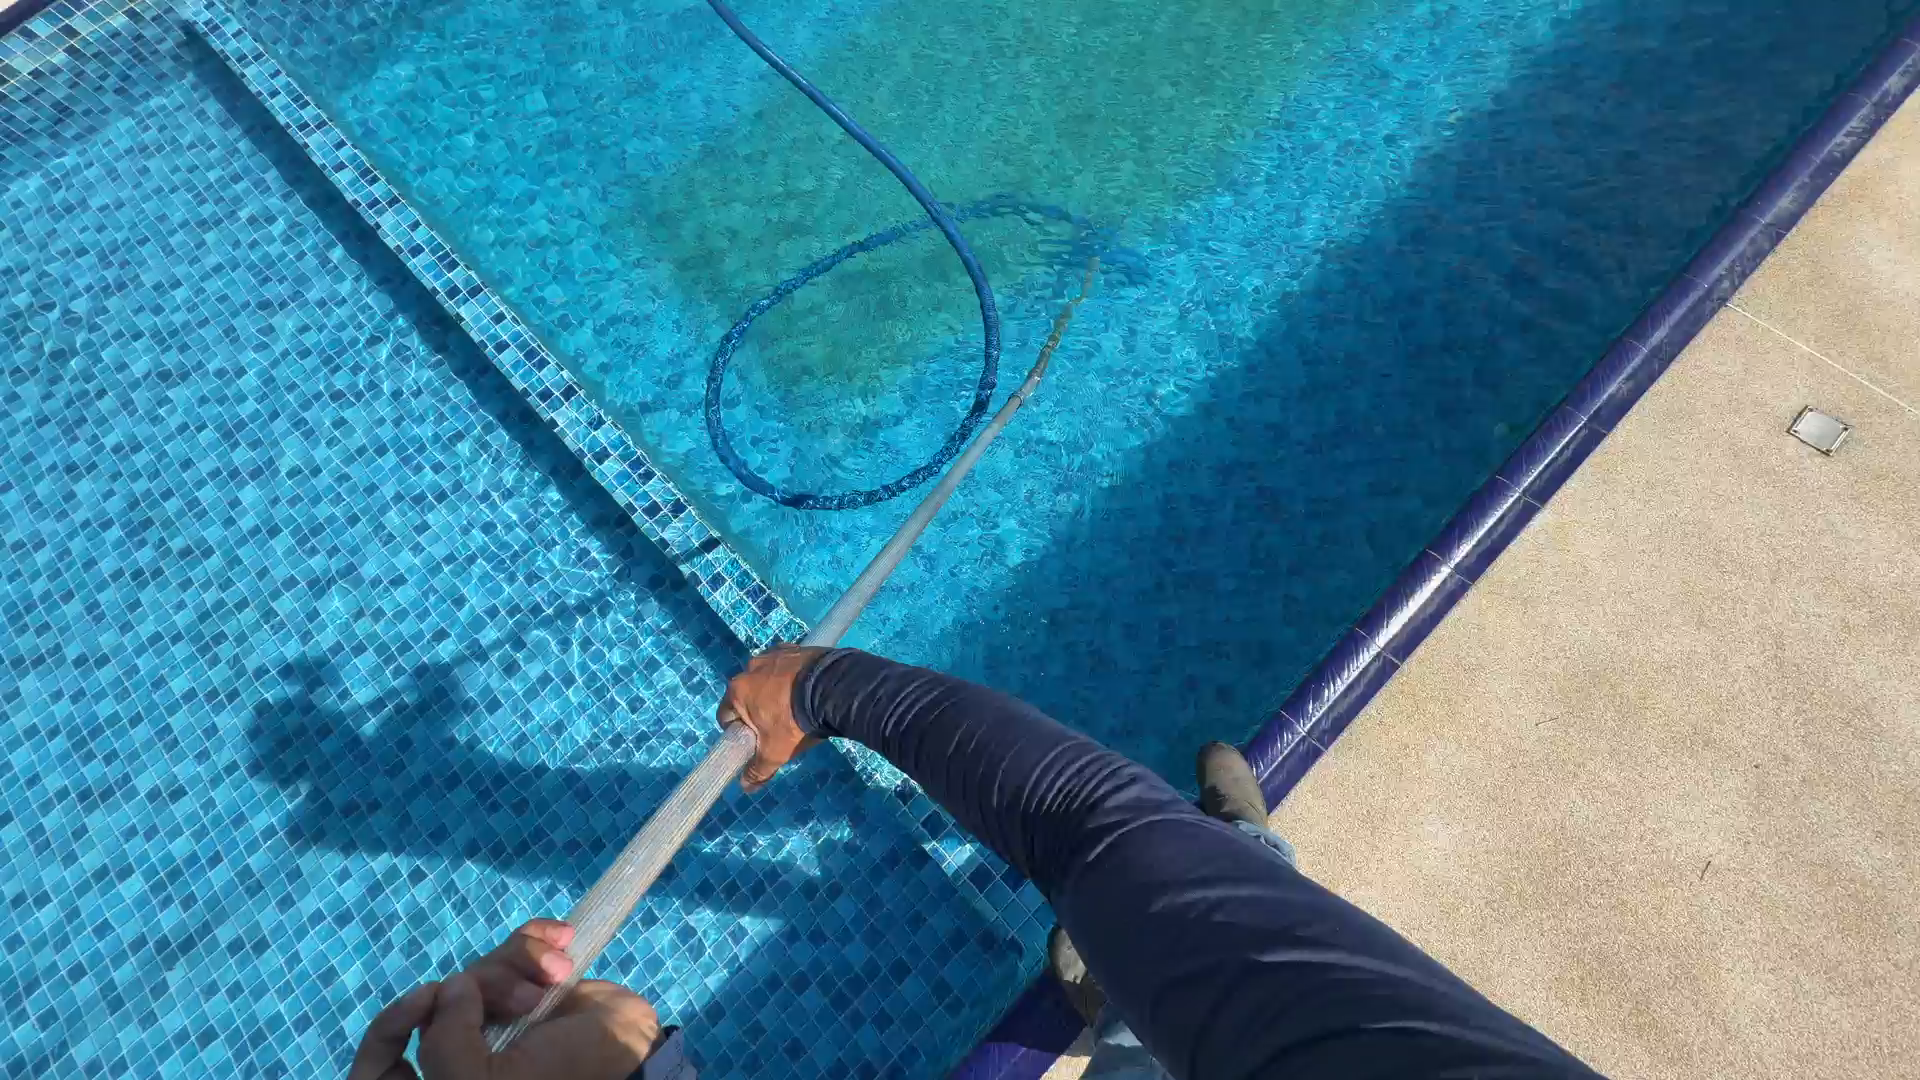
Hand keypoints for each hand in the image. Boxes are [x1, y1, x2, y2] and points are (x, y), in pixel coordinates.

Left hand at [347, 919, 660, 1079]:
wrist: (632, 1047)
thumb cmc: (559, 1078)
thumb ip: (444, 1044)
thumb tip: (449, 989)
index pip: (376, 1066)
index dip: (391, 1026)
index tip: (429, 997)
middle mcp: (461, 1053)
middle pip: (438, 1004)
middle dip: (483, 986)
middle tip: (523, 998)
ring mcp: (496, 1019)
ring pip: (480, 972)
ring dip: (521, 962)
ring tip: (557, 975)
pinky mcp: (531, 985)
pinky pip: (517, 947)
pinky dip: (539, 938)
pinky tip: (564, 939)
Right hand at [718, 645, 830, 791]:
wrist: (834, 689)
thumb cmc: (796, 722)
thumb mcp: (775, 752)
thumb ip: (757, 770)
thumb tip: (746, 785)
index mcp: (738, 690)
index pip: (726, 716)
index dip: (739, 732)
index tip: (755, 740)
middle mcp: (752, 666)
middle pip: (748, 694)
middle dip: (759, 709)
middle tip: (779, 725)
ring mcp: (776, 653)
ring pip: (769, 677)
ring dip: (777, 690)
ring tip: (798, 707)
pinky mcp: (798, 647)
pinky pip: (790, 665)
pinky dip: (795, 676)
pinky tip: (809, 689)